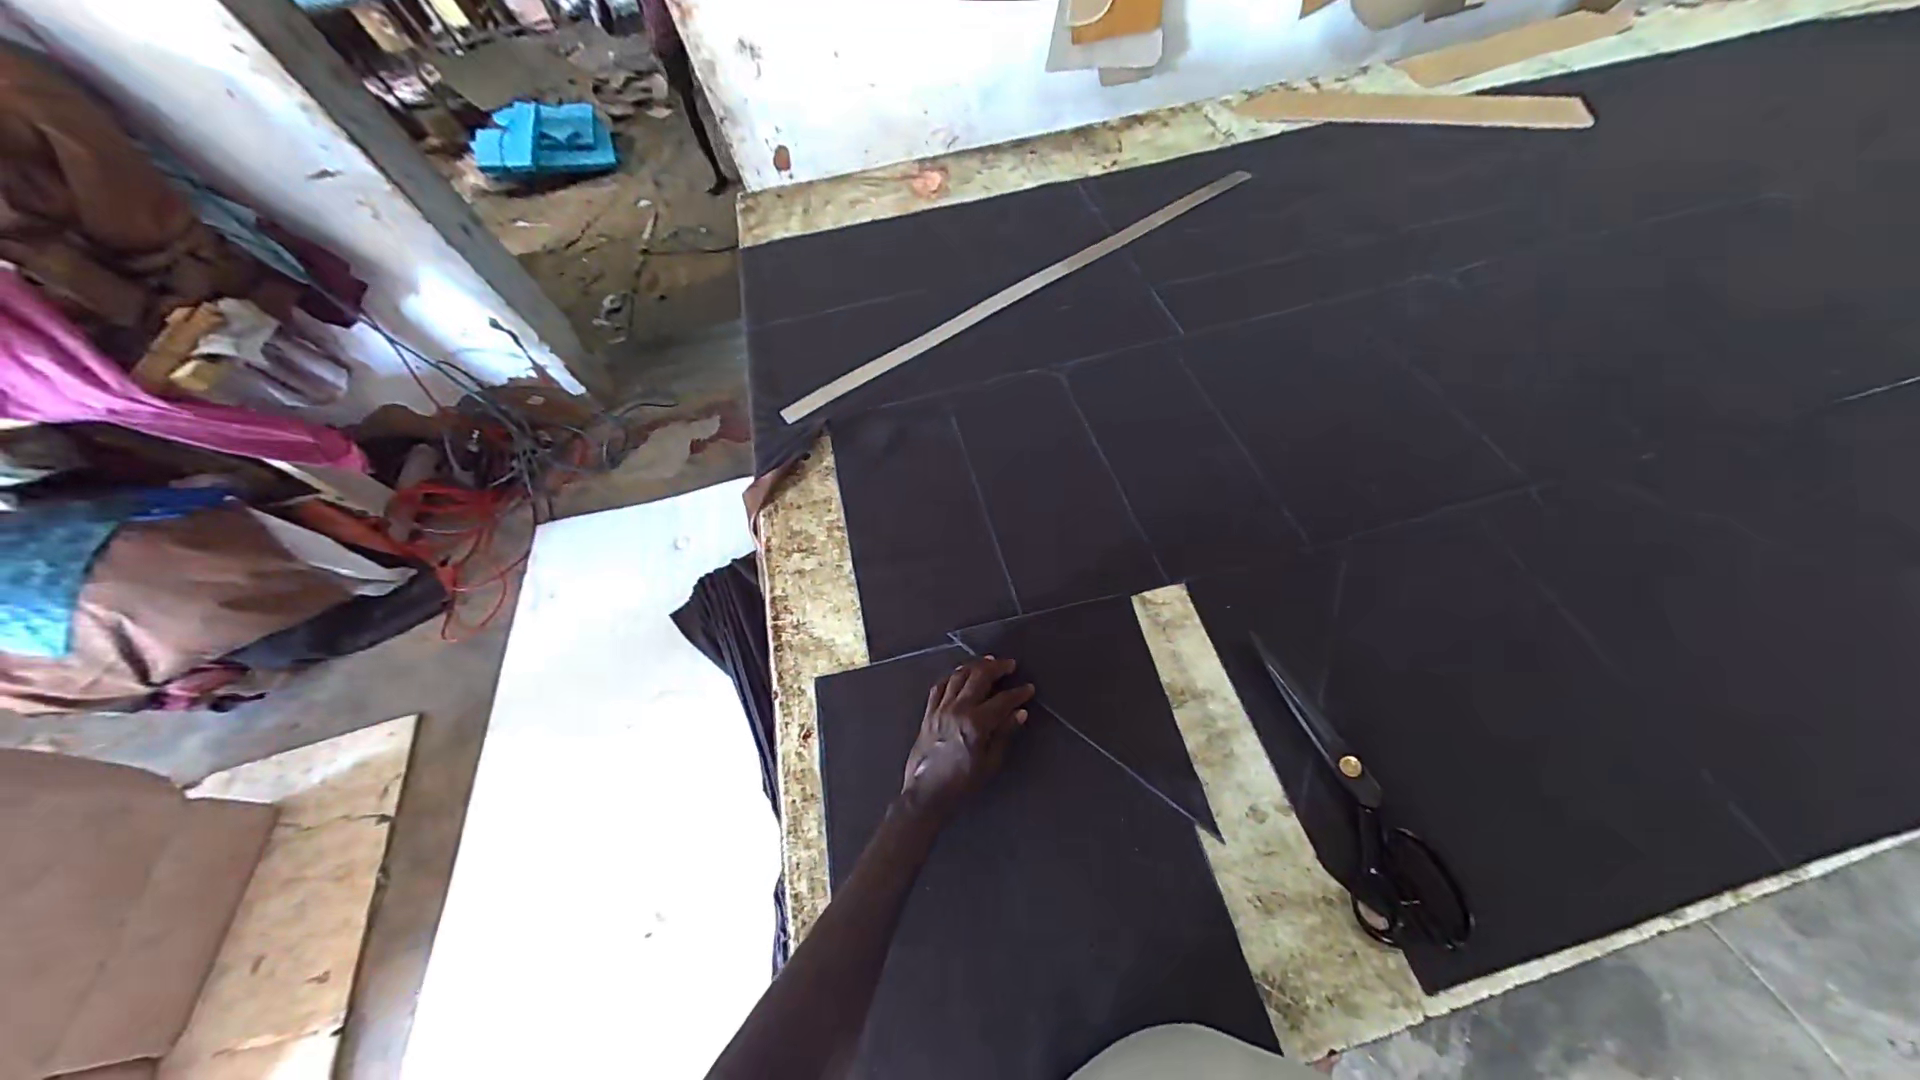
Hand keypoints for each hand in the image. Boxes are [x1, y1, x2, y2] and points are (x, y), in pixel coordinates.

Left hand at [898, 656, 1034, 821]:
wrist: (927, 793)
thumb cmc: (962, 782)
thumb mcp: (990, 762)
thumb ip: (1004, 734)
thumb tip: (1019, 713)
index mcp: (976, 723)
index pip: (1003, 700)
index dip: (1018, 693)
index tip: (1028, 689)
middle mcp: (958, 709)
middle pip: (979, 677)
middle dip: (997, 668)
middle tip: (1009, 665)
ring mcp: (940, 708)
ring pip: (959, 676)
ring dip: (975, 666)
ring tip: (988, 663)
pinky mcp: (928, 712)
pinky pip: (940, 686)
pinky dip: (952, 676)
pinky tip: (960, 675)